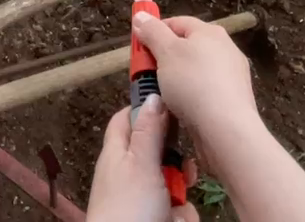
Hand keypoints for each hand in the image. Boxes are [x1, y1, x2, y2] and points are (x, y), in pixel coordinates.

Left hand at [86, 97, 199, 221]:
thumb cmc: (129, 209)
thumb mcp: (141, 163)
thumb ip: (149, 131)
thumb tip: (153, 95)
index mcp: (117, 151)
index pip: (128, 118)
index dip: (148, 111)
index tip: (173, 111)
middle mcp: (128, 174)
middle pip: (159, 157)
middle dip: (177, 167)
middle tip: (186, 172)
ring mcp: (141, 202)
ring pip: (172, 190)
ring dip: (181, 201)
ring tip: (176, 214)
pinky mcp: (154, 221)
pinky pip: (176, 214)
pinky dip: (180, 220)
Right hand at [130, 13, 260, 147]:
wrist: (227, 131)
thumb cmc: (193, 83)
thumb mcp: (165, 52)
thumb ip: (151, 31)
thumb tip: (141, 16)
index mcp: (210, 32)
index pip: (176, 23)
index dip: (155, 33)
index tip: (141, 50)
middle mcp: (226, 49)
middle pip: (187, 47)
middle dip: (166, 58)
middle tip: (149, 73)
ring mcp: (234, 77)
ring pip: (196, 72)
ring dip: (178, 80)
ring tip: (163, 95)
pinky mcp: (236, 102)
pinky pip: (206, 92)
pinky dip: (193, 98)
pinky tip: (182, 110)